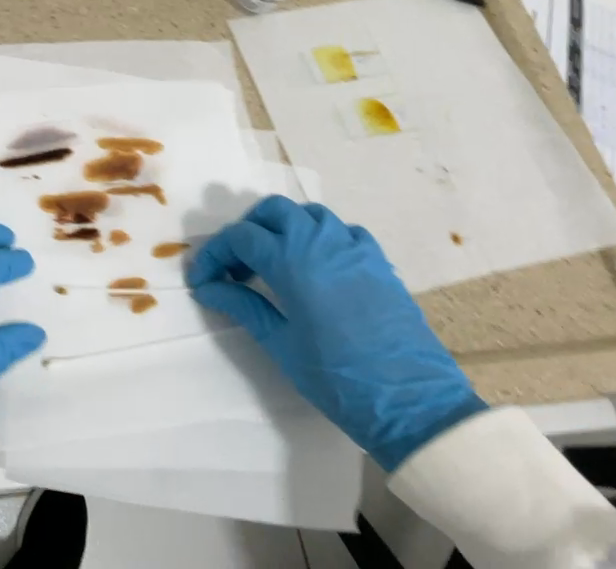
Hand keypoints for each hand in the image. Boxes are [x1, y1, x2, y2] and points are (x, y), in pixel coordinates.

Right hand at [186, 196, 485, 470]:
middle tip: (236, 266)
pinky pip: (343, 231)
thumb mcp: (281, 345)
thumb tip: (207, 288)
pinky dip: (320, 238)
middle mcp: (322, 242)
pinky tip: (316, 267)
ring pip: (309, 214)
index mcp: (293, 262)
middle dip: (248, 230)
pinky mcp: (379, 262)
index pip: (241, 237)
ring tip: (273, 262)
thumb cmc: (339, 380)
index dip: (214, 255)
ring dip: (284, 228)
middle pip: (273, 211)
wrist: (413, 405)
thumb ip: (243, 307)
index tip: (202, 280)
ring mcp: (355, 249)